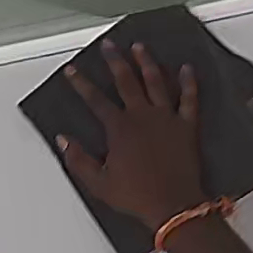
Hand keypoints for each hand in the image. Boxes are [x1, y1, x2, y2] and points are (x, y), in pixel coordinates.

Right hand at [58, 40, 206, 229]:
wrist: (174, 205)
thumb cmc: (137, 195)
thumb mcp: (98, 182)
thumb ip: (79, 159)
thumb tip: (63, 141)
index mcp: (119, 129)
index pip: (95, 99)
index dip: (81, 84)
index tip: (73, 71)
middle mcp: (142, 117)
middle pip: (126, 80)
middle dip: (114, 60)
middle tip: (108, 46)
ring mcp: (167, 118)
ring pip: (156, 81)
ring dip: (146, 62)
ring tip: (139, 47)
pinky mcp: (187, 126)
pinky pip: (189, 98)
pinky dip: (188, 81)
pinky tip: (186, 68)